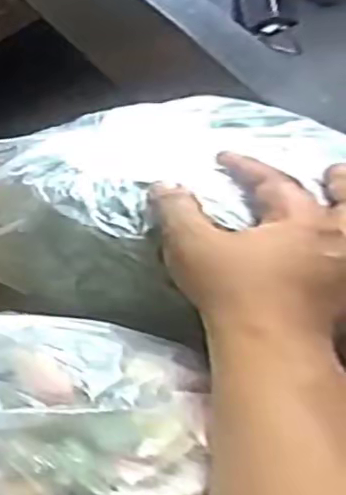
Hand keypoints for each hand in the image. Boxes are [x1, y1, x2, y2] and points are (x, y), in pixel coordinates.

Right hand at [151, 152, 345, 345]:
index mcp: (303, 223)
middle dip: (340, 182)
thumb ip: (178, 210)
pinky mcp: (345, 288)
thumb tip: (167, 185)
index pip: (276, 184)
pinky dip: (343, 241)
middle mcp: (339, 237)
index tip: (225, 157)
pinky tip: (334, 246)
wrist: (270, 337)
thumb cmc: (231, 285)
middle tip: (333, 170)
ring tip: (339, 204)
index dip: (249, 168)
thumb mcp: (191, 242)